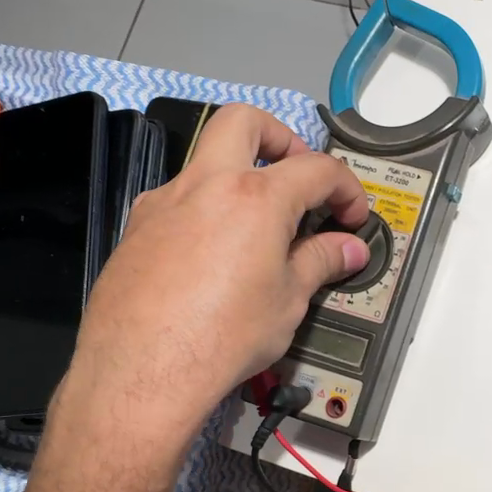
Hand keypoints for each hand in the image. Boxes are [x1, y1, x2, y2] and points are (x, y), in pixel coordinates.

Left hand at [56, 104, 369, 444]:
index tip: (353, 216)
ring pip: (207, 160)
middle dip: (283, 138)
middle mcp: (207, 184)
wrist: (143, 369)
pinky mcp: (138, 227)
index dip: (346, 188)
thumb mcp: (289, 301)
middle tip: (301, 179)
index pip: (317, 169)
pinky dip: (209, 209)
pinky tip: (217, 256)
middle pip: (245, 122)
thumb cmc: (225, 336)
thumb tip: (348, 249)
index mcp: (256, 197)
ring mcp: (165, 201)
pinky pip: (180, 200)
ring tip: (262, 228)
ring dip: (241, 176)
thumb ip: (321, 262)